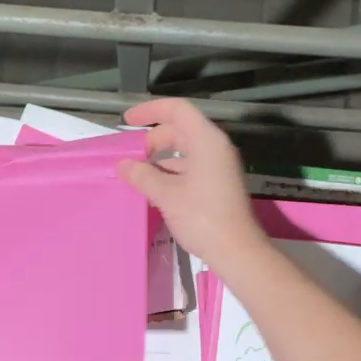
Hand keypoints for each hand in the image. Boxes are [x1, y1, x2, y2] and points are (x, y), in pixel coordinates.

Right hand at [118, 99, 268, 271]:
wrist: (237, 251)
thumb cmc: (202, 217)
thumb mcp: (166, 195)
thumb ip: (142, 175)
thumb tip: (123, 165)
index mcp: (206, 140)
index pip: (177, 109)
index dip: (150, 110)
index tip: (128, 120)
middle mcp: (216, 148)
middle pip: (180, 130)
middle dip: (153, 140)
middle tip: (132, 158)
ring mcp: (219, 167)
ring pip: (185, 152)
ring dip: (161, 160)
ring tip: (138, 177)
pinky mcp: (219, 185)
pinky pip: (192, 168)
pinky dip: (172, 174)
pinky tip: (155, 192)